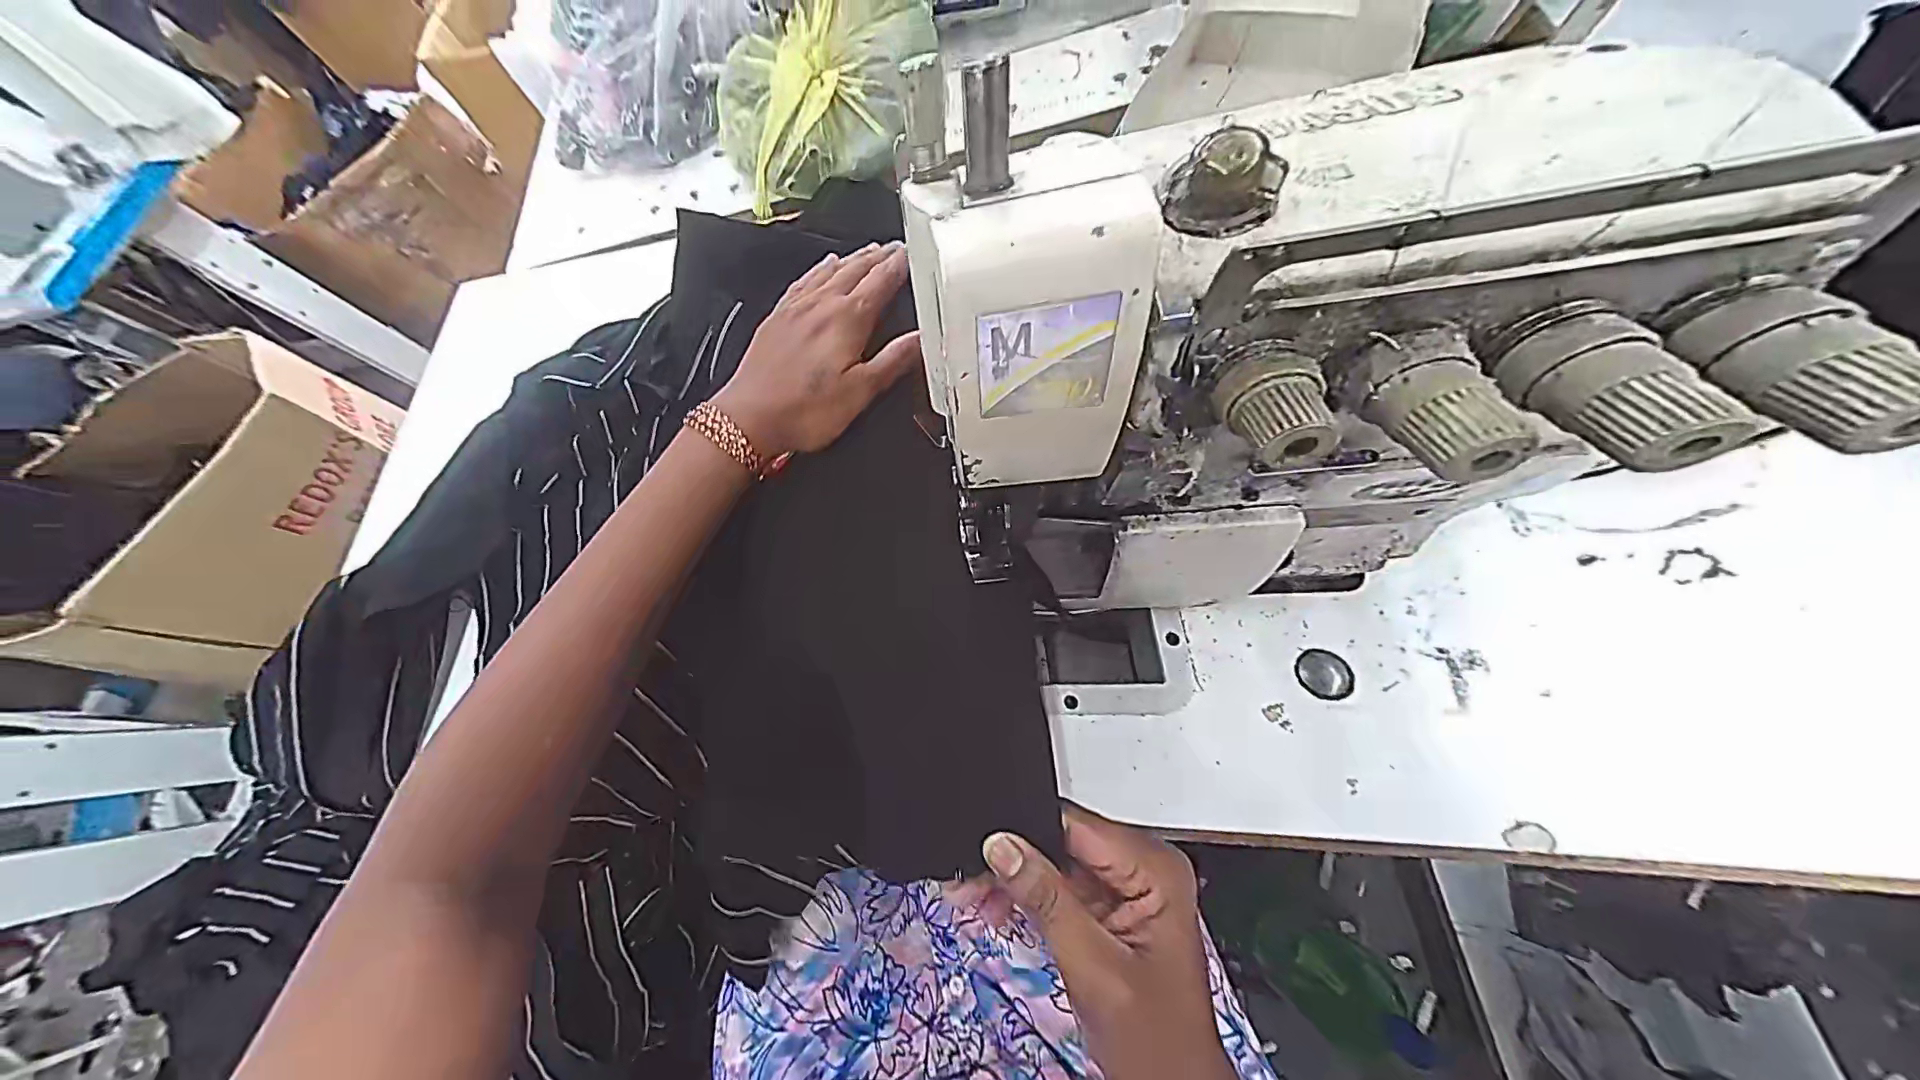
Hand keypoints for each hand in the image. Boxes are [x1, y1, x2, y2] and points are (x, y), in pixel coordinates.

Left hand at [711, 242, 922, 458]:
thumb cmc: (801, 411)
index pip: (882, 281)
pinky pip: (804, 281)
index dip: (900, 265)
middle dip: (880, 257)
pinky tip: (823, 268)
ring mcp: (796, 309)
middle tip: (896, 248)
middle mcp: (820, 306)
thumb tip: (921, 339)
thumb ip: (894, 360)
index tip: (913, 254)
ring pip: (831, 270)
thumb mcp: (860, 392)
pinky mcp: (778, 317)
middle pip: (857, 269)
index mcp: (846, 320)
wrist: (749, 418)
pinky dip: (820, 269)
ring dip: (854, 258)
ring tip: (869, 252)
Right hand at [977, 805, 1237, 1079]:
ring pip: (1055, 860)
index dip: (1025, 833)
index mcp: (1156, 869)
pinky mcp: (1111, 903)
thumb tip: (1003, 846)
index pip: (1076, 826)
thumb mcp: (1094, 968)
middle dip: (1015, 861)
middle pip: (1063, 840)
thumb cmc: (1157, 1044)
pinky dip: (1029, 898)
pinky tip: (1002, 910)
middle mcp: (1146, 866)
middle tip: (972, 884)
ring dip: (1016, 881)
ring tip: (979, 900)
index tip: (983, 852)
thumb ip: (1046, 900)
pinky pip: (1061, 884)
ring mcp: (1128, 884)